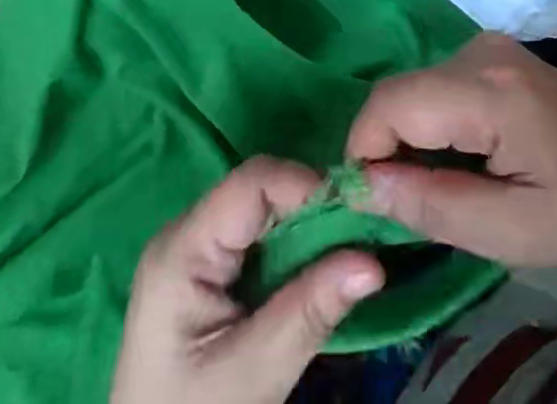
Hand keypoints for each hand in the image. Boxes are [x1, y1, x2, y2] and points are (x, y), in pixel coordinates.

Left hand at [110, 157, 384, 403]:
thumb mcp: (252, 374)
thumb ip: (308, 312)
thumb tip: (373, 262)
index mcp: (183, 249)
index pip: (252, 182)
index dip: (306, 186)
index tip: (357, 215)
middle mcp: (187, 233)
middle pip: (260, 190)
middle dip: (314, 205)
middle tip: (362, 238)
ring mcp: (197, 249)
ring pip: (264, 210)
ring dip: (310, 226)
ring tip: (349, 253)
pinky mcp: (211, 269)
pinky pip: (261, 236)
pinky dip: (297, 245)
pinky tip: (320, 268)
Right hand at [347, 33, 556, 266]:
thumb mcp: (513, 232)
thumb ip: (431, 206)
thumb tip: (358, 186)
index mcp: (487, 91)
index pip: (388, 105)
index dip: (363, 152)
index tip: (373, 206)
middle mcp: (478, 52)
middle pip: (396, 96)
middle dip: (385, 152)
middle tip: (409, 209)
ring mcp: (485, 47)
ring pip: (410, 93)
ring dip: (407, 143)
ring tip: (441, 190)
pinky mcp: (489, 55)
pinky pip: (432, 89)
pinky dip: (429, 129)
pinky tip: (461, 162)